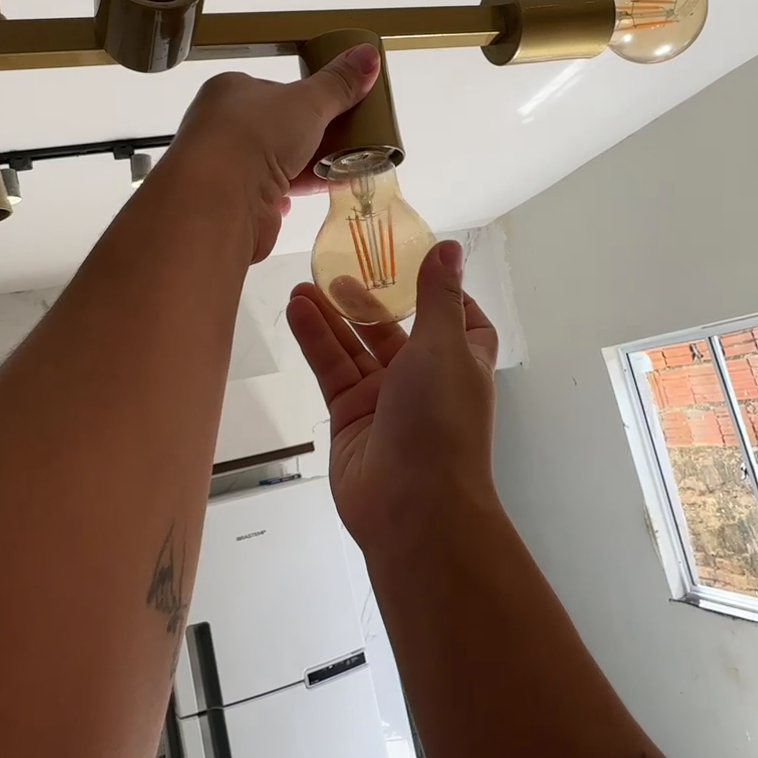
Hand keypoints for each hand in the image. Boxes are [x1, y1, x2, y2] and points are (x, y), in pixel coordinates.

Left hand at [161, 43, 379, 262]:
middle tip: (346, 141)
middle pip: (276, 129)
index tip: (333, 109)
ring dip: (307, 167)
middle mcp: (222, 127)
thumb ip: (338, 84)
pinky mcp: (235, 202)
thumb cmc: (256, 135)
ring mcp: (227, 166)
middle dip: (311, 137)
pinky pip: (272, 194)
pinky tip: (314, 191)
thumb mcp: (308, 102)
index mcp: (231, 91)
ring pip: (276, 163)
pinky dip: (293, 193)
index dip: (304, 100)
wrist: (220, 198)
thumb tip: (368, 55)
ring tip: (343, 167)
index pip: (272, 90)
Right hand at [286, 240, 502, 554]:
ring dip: (332, 317)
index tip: (414, 265)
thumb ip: (437, 296)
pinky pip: (332, 371)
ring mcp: (385, 400)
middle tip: (337, 270)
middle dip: (368, 301)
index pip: (458, 321)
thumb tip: (449, 249)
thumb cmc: (440, 419)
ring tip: (303, 285)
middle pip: (395, 330)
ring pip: (356, 348)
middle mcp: (425, 379)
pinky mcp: (350, 418)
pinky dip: (315, 342)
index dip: (440, 294)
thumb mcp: (443, 346)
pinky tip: (297, 311)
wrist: (412, 507)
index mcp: (460, 362)